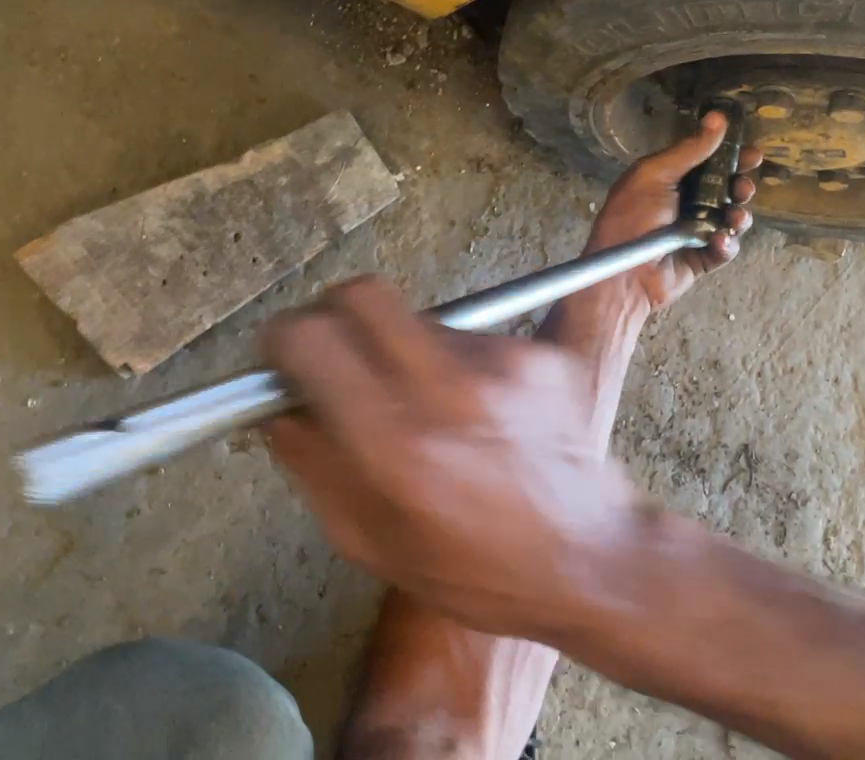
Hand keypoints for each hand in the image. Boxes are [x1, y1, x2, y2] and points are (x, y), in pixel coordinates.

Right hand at [263, 278, 642, 639]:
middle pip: (362, 294)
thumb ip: (312, 463)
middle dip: (335, 315)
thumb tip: (275, 405)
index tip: (283, 353)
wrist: (588, 559)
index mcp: (394, 446)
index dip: (282, 339)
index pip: (311, 338)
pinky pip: (473, 337)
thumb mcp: (370, 542)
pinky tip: (477, 413)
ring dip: (400, 347)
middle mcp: (447, 390)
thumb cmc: (477, 570)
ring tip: (426, 407)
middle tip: (338, 353)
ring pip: (418, 316)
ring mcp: (500, 364)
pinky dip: (457, 363)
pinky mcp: (536, 356)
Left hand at [588, 111, 759, 314]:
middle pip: (724, 190)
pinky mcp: (701, 259)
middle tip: (743, 188)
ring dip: (738, 215)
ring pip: (730, 218)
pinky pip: (724, 249)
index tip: (753, 155)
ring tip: (735, 216)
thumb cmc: (631, 218)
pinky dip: (726, 244)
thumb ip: (688, 151)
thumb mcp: (654, 176)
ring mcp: (694, 233)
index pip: (706, 163)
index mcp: (668, 180)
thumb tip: (718, 118)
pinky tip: (720, 240)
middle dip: (739, 187)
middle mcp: (683, 204)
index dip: (730, 158)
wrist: (621, 275)